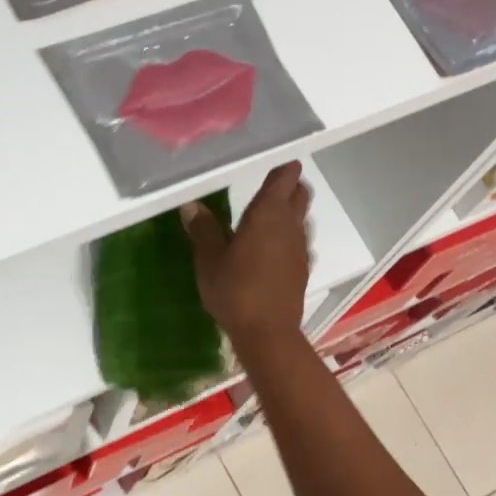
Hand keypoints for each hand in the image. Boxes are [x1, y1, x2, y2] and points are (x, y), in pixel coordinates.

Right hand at [182, 162, 312, 349]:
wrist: (267, 333)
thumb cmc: (235, 291)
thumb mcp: (209, 261)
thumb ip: (203, 230)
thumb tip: (191, 205)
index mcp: (268, 213)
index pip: (284, 176)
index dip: (281, 166)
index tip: (271, 162)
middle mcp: (291, 224)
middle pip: (300, 194)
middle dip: (289, 188)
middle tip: (268, 191)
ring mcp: (301, 248)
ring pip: (302, 220)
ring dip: (290, 216)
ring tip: (268, 223)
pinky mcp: (303, 271)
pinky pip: (300, 245)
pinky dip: (290, 241)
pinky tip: (273, 254)